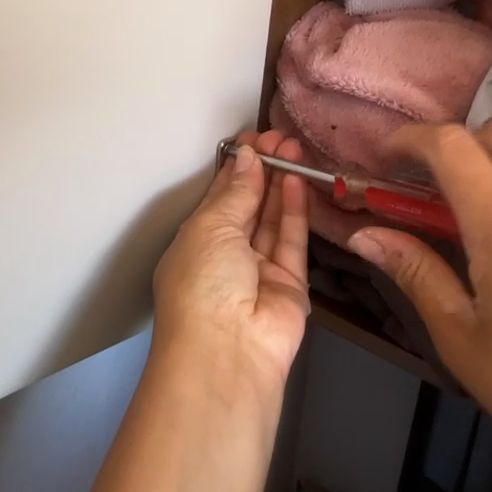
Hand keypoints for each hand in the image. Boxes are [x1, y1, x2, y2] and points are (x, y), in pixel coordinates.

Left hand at [152, 130, 310, 390]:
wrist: (228, 354)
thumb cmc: (202, 284)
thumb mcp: (210, 228)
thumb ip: (235, 192)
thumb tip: (245, 157)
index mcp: (195, 242)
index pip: (219, 197)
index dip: (236, 167)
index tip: (253, 138)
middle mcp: (226, 255)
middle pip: (248, 205)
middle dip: (262, 170)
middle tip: (279, 137)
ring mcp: (259, 270)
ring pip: (273, 219)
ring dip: (280, 183)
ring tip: (292, 148)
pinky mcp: (291, 283)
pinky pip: (292, 239)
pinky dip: (295, 209)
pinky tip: (296, 179)